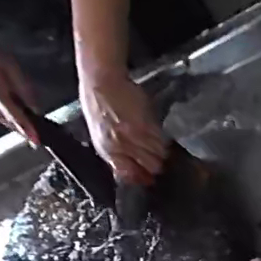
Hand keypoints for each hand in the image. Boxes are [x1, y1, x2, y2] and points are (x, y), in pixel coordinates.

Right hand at [0, 28, 39, 142]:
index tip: (36, 141)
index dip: (27, 129)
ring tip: (10, 96)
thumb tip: (36, 109)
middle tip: (26, 104)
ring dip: (14, 116)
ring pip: (6, 122)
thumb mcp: (11, 66)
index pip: (15, 117)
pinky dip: (5, 113)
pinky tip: (2, 99)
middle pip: (13, 123)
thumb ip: (24, 88)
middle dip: (23, 119)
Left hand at [79, 68, 166, 183]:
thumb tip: (130, 171)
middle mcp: (122, 147)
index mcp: (108, 151)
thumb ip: (114, 154)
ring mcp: (136, 135)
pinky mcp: (147, 123)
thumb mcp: (100, 136)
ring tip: (160, 148)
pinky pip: (161, 138)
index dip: (142, 178)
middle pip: (150, 166)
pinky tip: (160, 136)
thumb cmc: (97, 107)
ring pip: (159, 153)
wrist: (101, 82)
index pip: (130, 175)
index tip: (148, 178)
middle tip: (158, 162)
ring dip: (162, 153)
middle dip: (156, 166)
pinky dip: (163, 139)